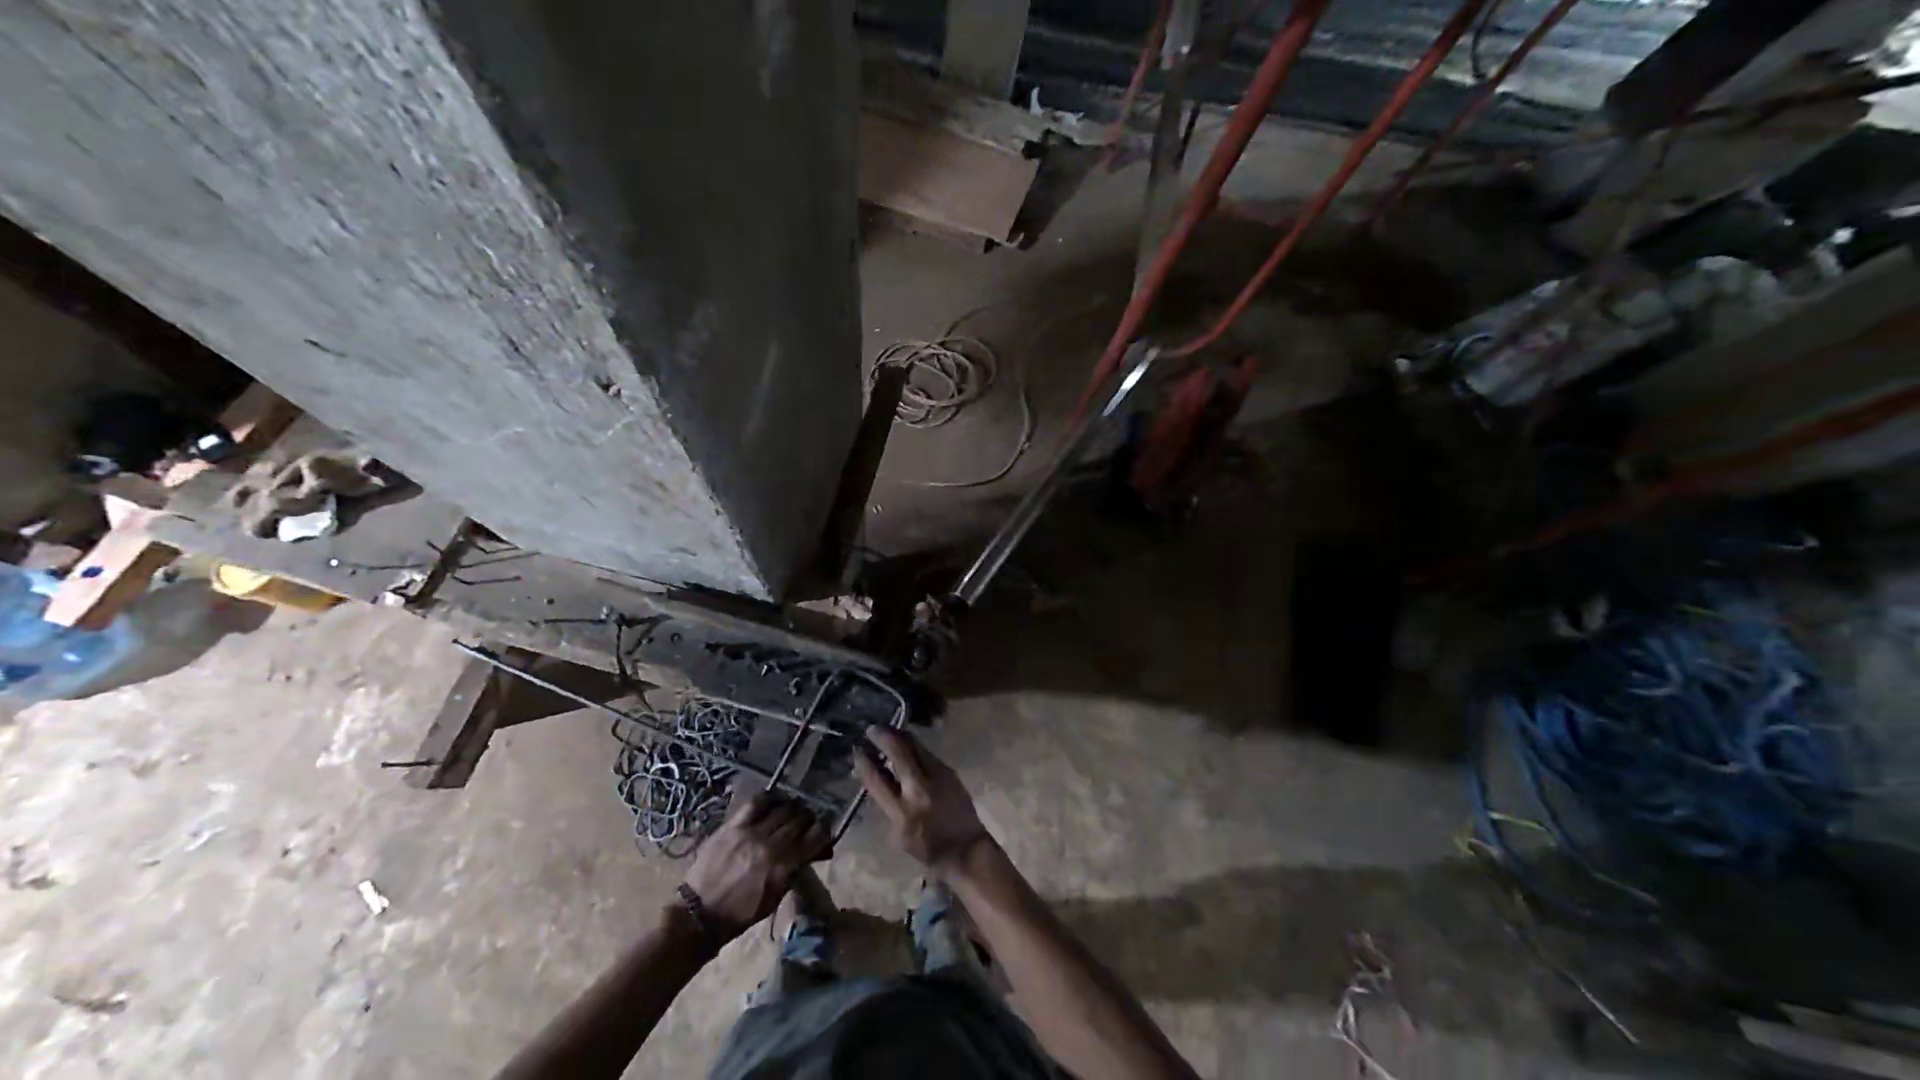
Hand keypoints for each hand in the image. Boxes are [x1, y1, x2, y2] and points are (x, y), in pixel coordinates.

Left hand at [681, 794, 828, 941]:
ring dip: (793, 808)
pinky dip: (770, 798)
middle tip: (807, 823)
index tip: (823, 833)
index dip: (824, 832)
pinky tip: (775, 801)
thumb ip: (796, 870)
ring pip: (783, 808)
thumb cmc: (740, 914)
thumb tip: (818, 851)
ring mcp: (751, 832)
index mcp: (783, 866)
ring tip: (791, 812)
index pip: (816, 837)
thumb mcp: (775, 897)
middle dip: (809, 820)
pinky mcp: (733, 825)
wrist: (699, 914)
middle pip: (801, 819)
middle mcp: (771, 845)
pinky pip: (756, 802)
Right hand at [853, 727, 989, 875]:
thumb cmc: (927, 848)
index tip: (857, 750)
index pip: (876, 779)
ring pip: (916, 746)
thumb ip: (886, 803)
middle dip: (883, 736)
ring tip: (888, 730)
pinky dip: (915, 746)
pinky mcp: (949, 772)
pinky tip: (908, 743)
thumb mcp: (898, 833)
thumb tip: (874, 776)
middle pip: (899, 752)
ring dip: (900, 735)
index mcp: (902, 811)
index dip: (864, 762)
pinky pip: (928, 753)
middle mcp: (919, 790)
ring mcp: (938, 777)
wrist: (966, 849)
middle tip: (872, 729)